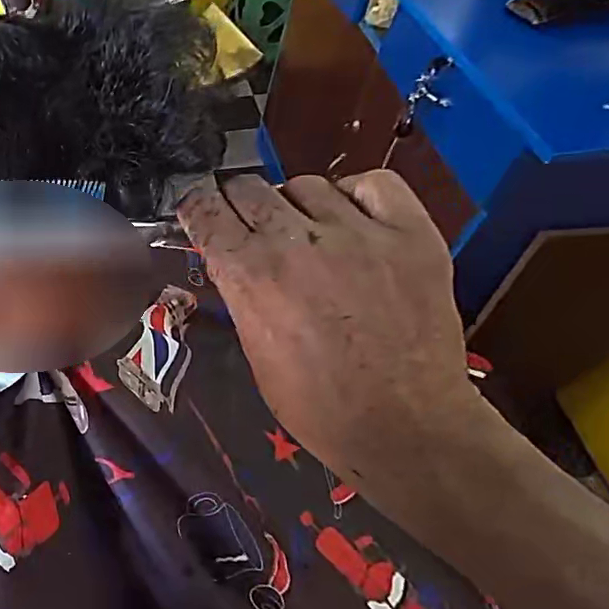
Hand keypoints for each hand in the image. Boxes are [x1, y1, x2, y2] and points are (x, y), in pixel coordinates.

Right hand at [177, 171, 481, 483]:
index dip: (196, 205)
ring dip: (294, 204)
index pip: (204, 207)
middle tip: (249, 224)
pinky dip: (354, 194)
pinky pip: (373, 183)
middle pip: (248, 186)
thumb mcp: (250, 342)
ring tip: (306, 231)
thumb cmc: (312, 399)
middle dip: (238, 202)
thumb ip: (239, 287)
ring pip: (305, 184)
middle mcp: (295, 242)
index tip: (199, 210)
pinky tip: (352, 219)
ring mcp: (358, 233)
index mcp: (248, 273)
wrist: (404, 424)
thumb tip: (232, 253)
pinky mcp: (412, 234)